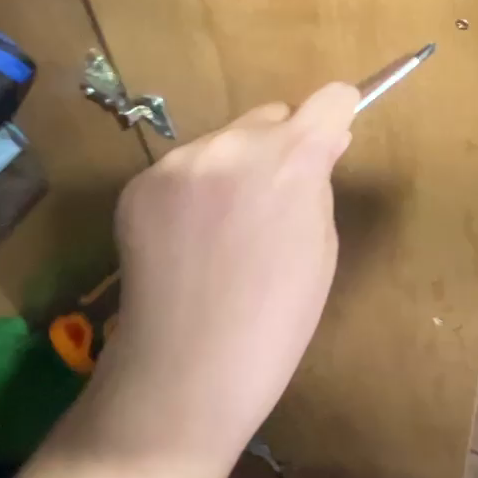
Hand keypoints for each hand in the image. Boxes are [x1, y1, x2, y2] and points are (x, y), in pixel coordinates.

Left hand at [67, 82, 358, 477]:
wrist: (183, 378)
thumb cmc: (275, 323)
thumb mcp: (322, 250)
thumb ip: (320, 184)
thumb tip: (325, 141)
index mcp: (292, 160)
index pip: (330, 99)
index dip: (337, 117)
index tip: (333, 140)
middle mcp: (234, 145)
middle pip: (272, 116)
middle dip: (281, 147)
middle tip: (273, 206)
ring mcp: (180, 161)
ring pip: (226, 141)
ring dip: (236, 167)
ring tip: (225, 231)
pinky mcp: (139, 182)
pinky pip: (185, 166)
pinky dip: (195, 189)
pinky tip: (189, 240)